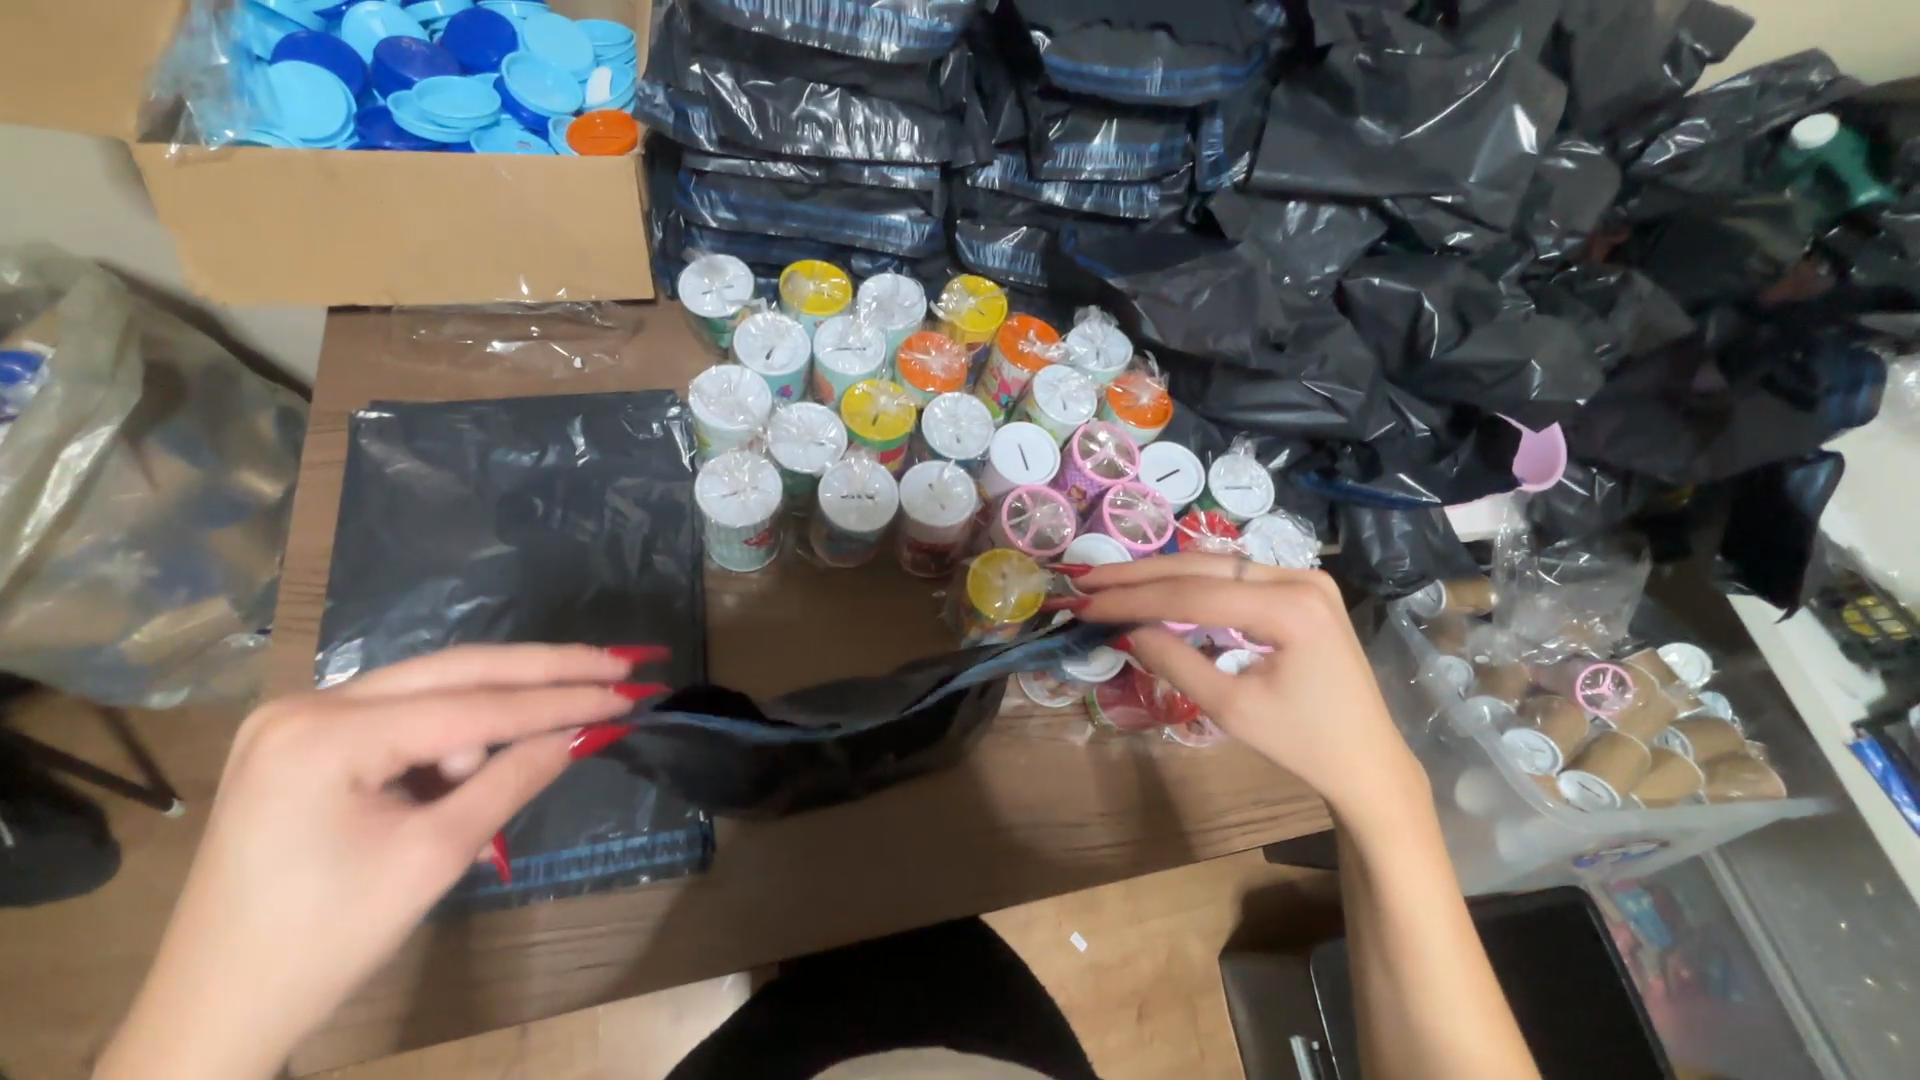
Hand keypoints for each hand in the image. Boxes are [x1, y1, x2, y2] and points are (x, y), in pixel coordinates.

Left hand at [95, 644, 649, 1079]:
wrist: (215, 1008)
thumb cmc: (326, 940)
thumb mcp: (435, 856)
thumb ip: (513, 778)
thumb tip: (585, 731)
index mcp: (326, 735)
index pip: (475, 705)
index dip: (561, 700)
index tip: (628, 690)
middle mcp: (307, 704)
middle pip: (454, 671)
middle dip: (542, 670)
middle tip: (617, 665)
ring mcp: (298, 717)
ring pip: (431, 690)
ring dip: (490, 716)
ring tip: (508, 773)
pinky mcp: (303, 738)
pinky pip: (403, 716)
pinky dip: (451, 736)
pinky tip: (462, 776)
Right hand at [1075, 555, 1426, 815]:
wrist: (1367, 761)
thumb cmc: (1303, 743)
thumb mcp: (1231, 708)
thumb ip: (1175, 661)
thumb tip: (1127, 630)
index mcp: (1290, 606)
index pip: (1192, 594)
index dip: (1132, 598)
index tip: (1084, 604)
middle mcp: (1299, 577)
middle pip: (1202, 567)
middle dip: (1139, 576)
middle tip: (1087, 581)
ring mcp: (1304, 579)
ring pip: (1215, 567)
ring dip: (1161, 576)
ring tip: (1110, 583)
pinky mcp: (1300, 591)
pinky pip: (1234, 579)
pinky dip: (1191, 585)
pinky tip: (1157, 590)